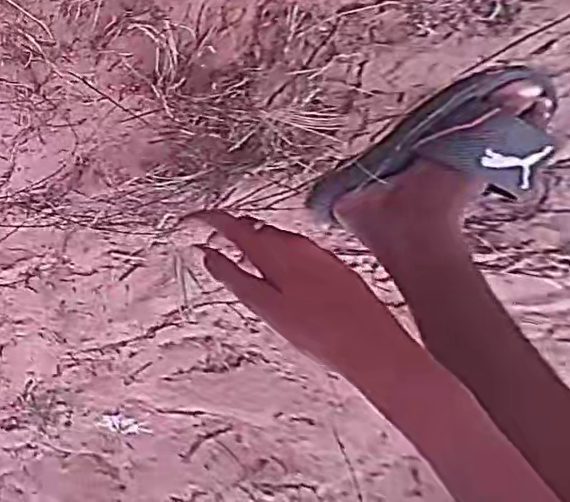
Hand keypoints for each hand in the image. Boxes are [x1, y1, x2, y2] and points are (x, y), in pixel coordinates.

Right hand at [194, 211, 421, 381]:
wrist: (379, 352)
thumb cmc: (318, 331)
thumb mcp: (264, 306)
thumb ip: (231, 276)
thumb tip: (207, 255)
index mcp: (270, 249)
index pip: (228, 222)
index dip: (205, 219)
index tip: (190, 221)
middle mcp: (293, 243)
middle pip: (251, 226)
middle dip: (228, 231)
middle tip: (212, 243)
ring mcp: (316, 252)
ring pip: (274, 237)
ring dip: (254, 243)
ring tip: (243, 263)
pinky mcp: (334, 265)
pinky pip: (296, 249)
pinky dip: (278, 254)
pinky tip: (280, 277)